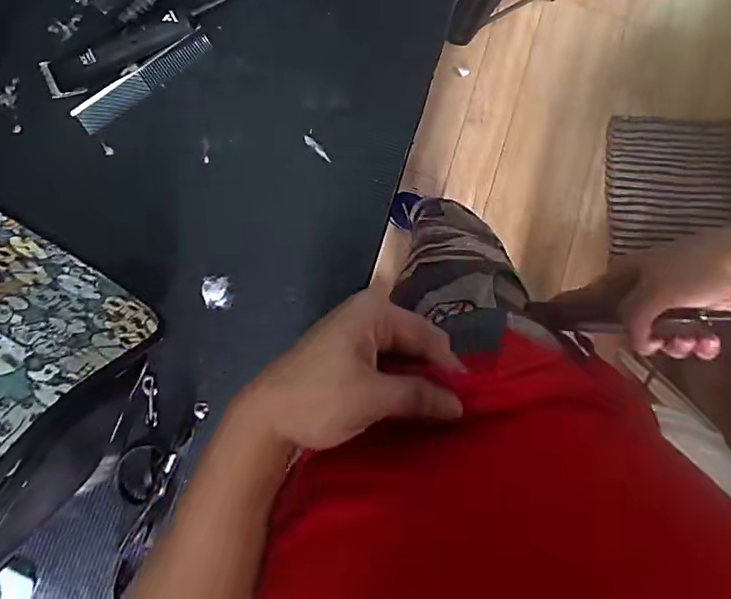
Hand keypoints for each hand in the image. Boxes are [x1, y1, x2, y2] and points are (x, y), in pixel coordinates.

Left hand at [232, 291, 464, 451]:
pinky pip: (382, 363)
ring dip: (416, 379)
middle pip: (413, 339)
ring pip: (398, 353)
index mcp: (373, 310)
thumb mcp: (375, 397)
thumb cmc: (320, 399)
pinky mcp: (343, 356)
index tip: (468, 396)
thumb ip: (419, 396)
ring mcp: (351, 334)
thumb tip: (459, 404)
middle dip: (433, 370)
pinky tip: (409, 404)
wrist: (262, 420)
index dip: (448, 364)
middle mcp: (364, 313)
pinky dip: (397, 382)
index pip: (426, 332)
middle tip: (454, 403)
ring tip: (436, 407)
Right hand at [556, 227, 730, 358]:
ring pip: (664, 331)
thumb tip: (634, 344)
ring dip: (679, 343)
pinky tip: (711, 341)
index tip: (568, 323)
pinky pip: (690, 333)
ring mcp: (675, 294)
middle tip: (662, 344)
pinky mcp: (701, 306)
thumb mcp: (654, 292)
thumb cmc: (692, 270)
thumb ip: (634, 319)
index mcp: (631, 269)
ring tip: (696, 342)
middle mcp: (649, 281)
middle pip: (634, 320)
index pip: (598, 290)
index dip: (582, 305)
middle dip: (650, 338)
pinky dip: (700, 341)